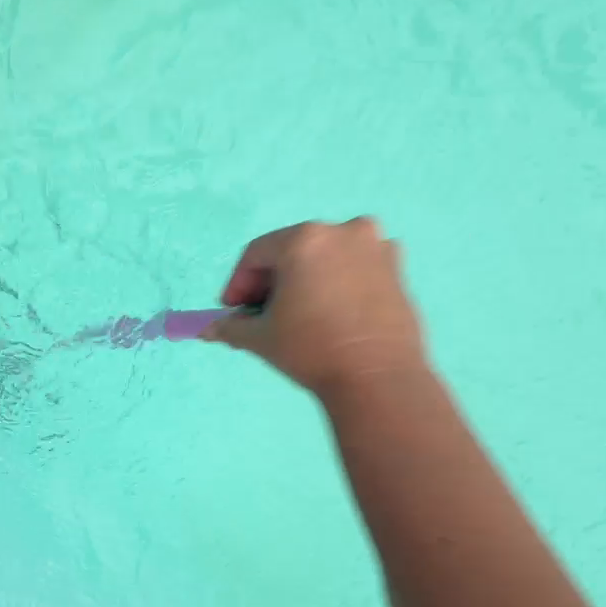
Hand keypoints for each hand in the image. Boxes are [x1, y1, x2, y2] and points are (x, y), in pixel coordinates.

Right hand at [203, 218, 429, 397]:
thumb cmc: (309, 347)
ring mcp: (375, 247)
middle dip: (271, 281)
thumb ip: (230, 327)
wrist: (374, 375)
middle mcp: (342, 231)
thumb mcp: (258, 338)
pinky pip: (354, 267)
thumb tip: (208, 329)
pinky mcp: (397, 267)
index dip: (238, 284)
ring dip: (304, 280)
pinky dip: (335, 283)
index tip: (233, 311)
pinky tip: (329, 314)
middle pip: (292, 251)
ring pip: (324, 257)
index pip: (256, 254)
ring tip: (296, 314)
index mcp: (304, 240)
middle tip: (261, 314)